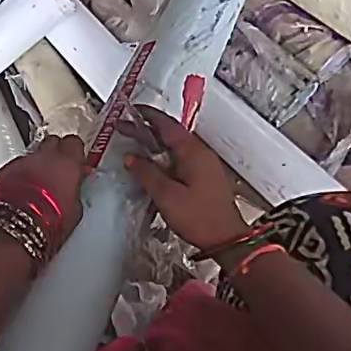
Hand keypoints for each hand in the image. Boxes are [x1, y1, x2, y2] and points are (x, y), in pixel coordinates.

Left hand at [0, 134, 85, 248]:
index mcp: (67, 163)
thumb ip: (75, 188)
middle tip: (58, 169)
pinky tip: (22, 191)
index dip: (75, 151)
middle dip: (55, 152)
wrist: (17, 229)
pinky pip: (15, 167)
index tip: (76, 161)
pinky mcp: (5, 171)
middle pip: (52, 141)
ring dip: (36, 165)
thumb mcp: (75, 209)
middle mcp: (44, 157)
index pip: (74, 142)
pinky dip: (19, 175)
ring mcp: (22, 162)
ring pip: (32, 154)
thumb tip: (72, 188)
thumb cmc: (49, 224)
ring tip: (38, 185)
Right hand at [121, 106, 247, 251]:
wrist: (227, 240)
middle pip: (170, 134)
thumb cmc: (198, 218)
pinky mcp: (203, 177)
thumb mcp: (166, 195)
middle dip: (146, 129)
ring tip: (132, 146)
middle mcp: (200, 154)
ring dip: (153, 144)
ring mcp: (203, 165)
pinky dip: (162, 157)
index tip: (130, 110)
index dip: (147, 115)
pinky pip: (179, 159)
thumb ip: (146, 173)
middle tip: (123, 128)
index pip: (167, 124)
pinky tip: (150, 166)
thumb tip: (130, 158)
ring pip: (174, 147)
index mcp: (192, 152)